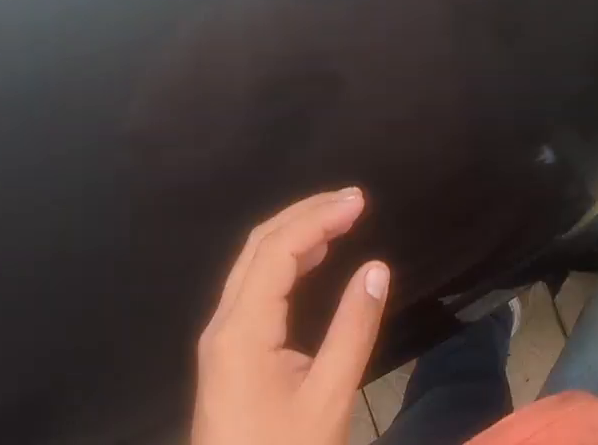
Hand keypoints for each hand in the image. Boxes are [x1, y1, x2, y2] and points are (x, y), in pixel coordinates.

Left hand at [190, 189, 389, 444]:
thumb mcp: (328, 398)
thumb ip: (353, 329)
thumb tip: (376, 268)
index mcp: (242, 330)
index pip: (278, 250)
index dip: (319, 217)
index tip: (359, 202)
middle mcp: (223, 324)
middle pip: (258, 245)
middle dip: (305, 213)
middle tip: (352, 199)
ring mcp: (221, 338)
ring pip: (252, 263)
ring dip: (295, 231)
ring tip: (340, 217)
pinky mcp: (228, 352)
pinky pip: (253, 285)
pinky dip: (285, 258)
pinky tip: (312, 257)